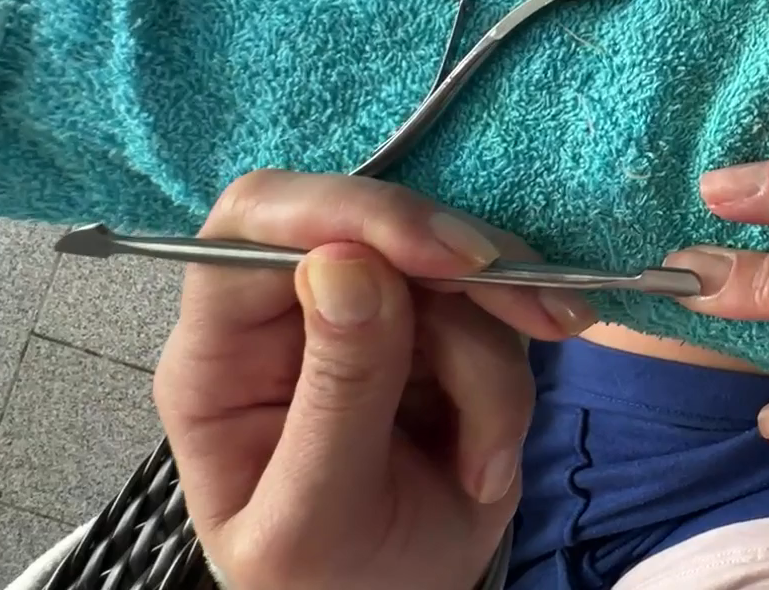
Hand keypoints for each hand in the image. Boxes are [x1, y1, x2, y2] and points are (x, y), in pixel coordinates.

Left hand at [154, 171, 596, 589]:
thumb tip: (342, 261)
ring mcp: (386, 314)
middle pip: (394, 233)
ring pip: (469, 278)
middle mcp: (303, 312)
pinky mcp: (453, 325)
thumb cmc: (333, 578)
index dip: (353, 214)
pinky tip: (497, 448)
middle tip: (543, 324)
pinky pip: (506, 313)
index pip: (262, 225)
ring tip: (491, 458)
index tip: (447, 256)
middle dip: (476, 280)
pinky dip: (519, 377)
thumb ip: (336, 389)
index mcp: (225, 353)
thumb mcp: (318, 513)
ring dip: (500, 364)